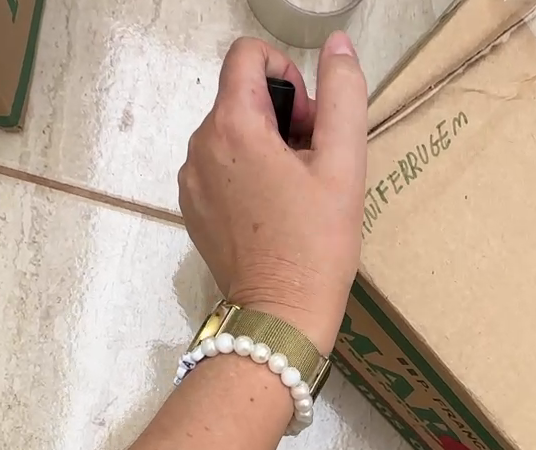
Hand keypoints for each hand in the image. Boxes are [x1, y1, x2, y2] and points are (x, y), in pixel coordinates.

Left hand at [179, 34, 368, 355]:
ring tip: (294, 198)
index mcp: (233, 126)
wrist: (282, 316)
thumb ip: (343, 95)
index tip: (312, 123)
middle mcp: (200, 146)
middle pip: (241, 99)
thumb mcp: (344, 167)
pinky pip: (220, 171)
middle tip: (312, 170)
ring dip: (265, 151)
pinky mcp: (192, 211)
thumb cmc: (316, 247)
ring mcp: (191, 181)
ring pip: (231, 136)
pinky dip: (246, 179)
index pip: (249, 56)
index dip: (289, 76)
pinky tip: (273, 216)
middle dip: (282, 120)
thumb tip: (338, 46)